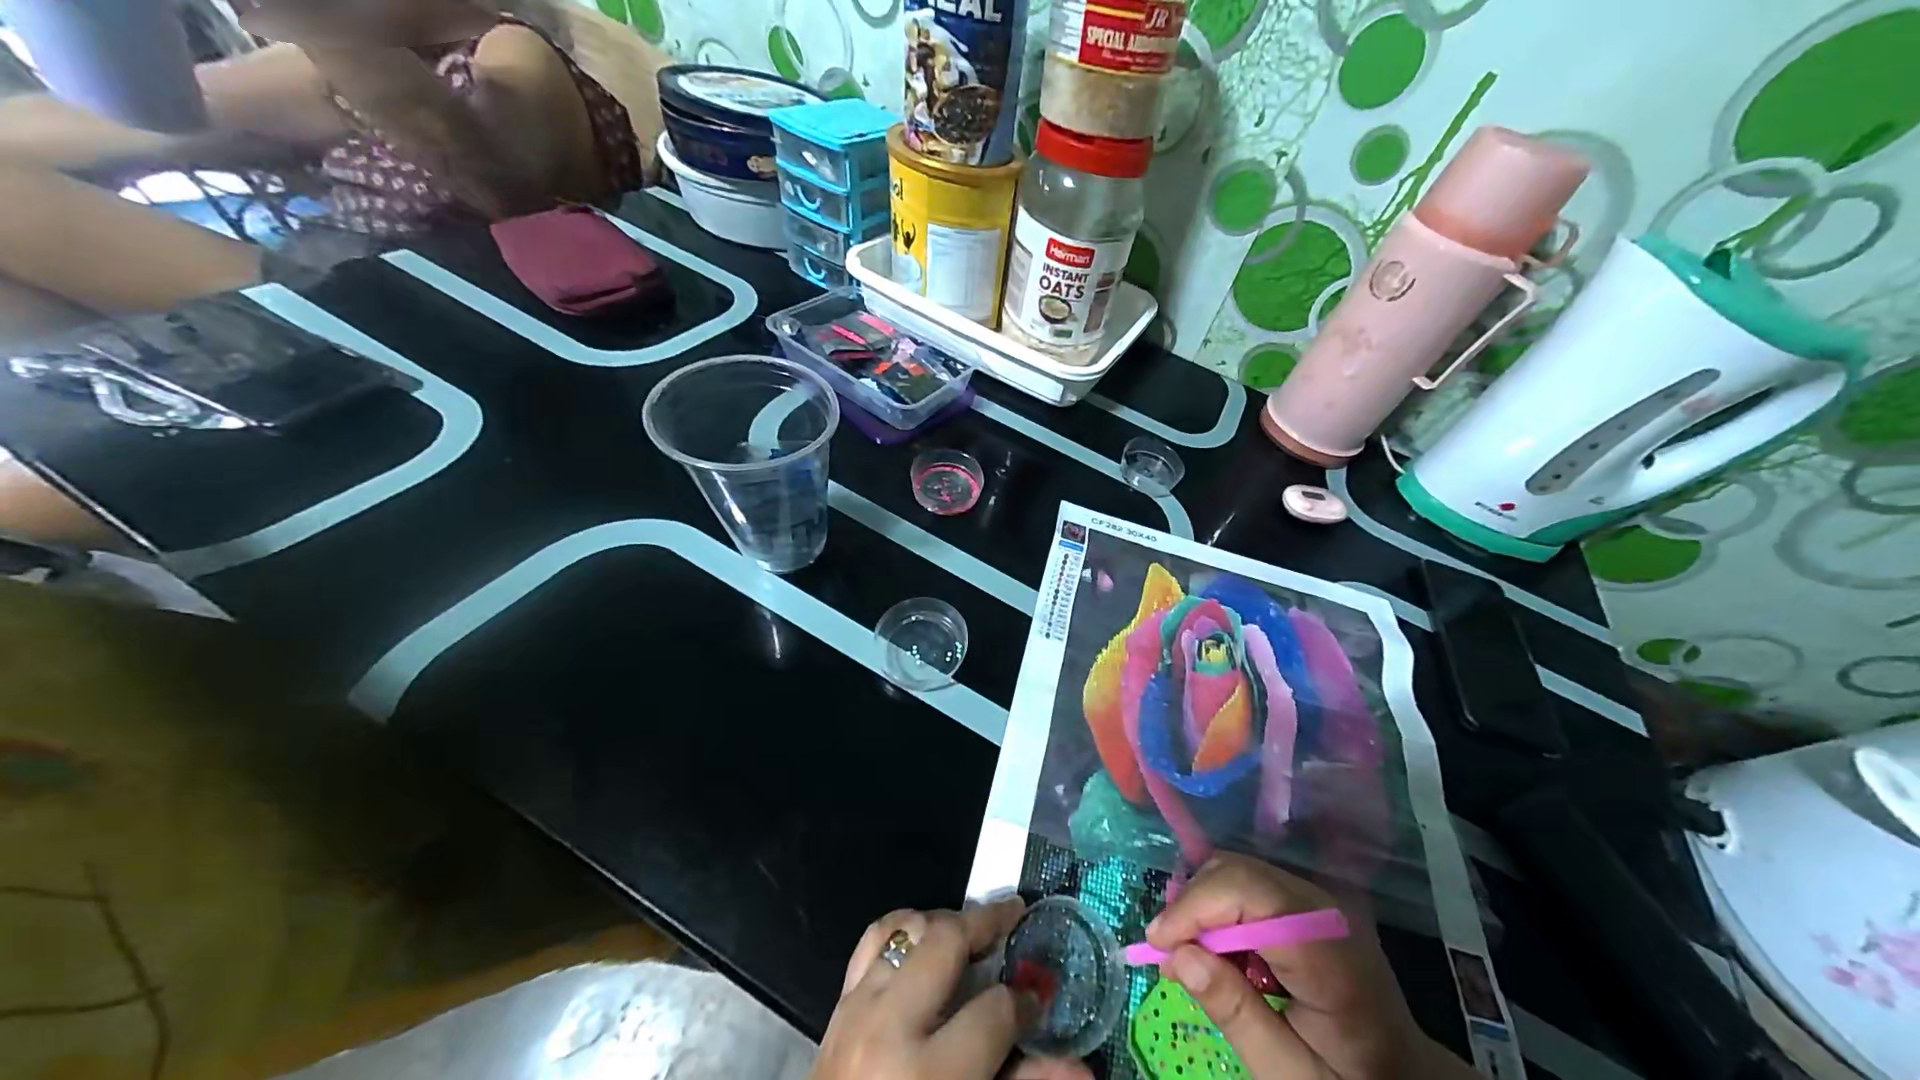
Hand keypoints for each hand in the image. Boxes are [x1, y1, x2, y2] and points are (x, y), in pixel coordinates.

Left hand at [811, 899, 1091, 1079]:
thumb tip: (1083, 1070)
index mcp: (930, 1073)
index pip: (993, 1012)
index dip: (1024, 1003)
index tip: (1038, 1000)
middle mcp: (889, 1027)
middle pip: (945, 942)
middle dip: (986, 923)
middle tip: (1014, 917)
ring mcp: (857, 1010)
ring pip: (906, 928)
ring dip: (944, 920)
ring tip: (971, 929)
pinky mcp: (837, 1006)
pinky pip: (872, 941)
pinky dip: (904, 930)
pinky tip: (925, 940)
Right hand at [1145, 855, 1460, 1079]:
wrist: (1403, 1074)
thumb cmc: (1346, 1079)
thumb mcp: (1291, 1073)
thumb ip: (1236, 1015)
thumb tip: (1179, 957)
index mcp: (1331, 956)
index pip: (1252, 894)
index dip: (1196, 908)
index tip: (1158, 946)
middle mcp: (1327, 912)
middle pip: (1240, 873)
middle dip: (1192, 905)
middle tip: (1166, 954)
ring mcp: (1319, 901)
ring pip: (1238, 871)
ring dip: (1201, 904)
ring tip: (1186, 953)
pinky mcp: (1306, 901)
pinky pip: (1247, 883)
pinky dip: (1218, 906)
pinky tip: (1214, 948)